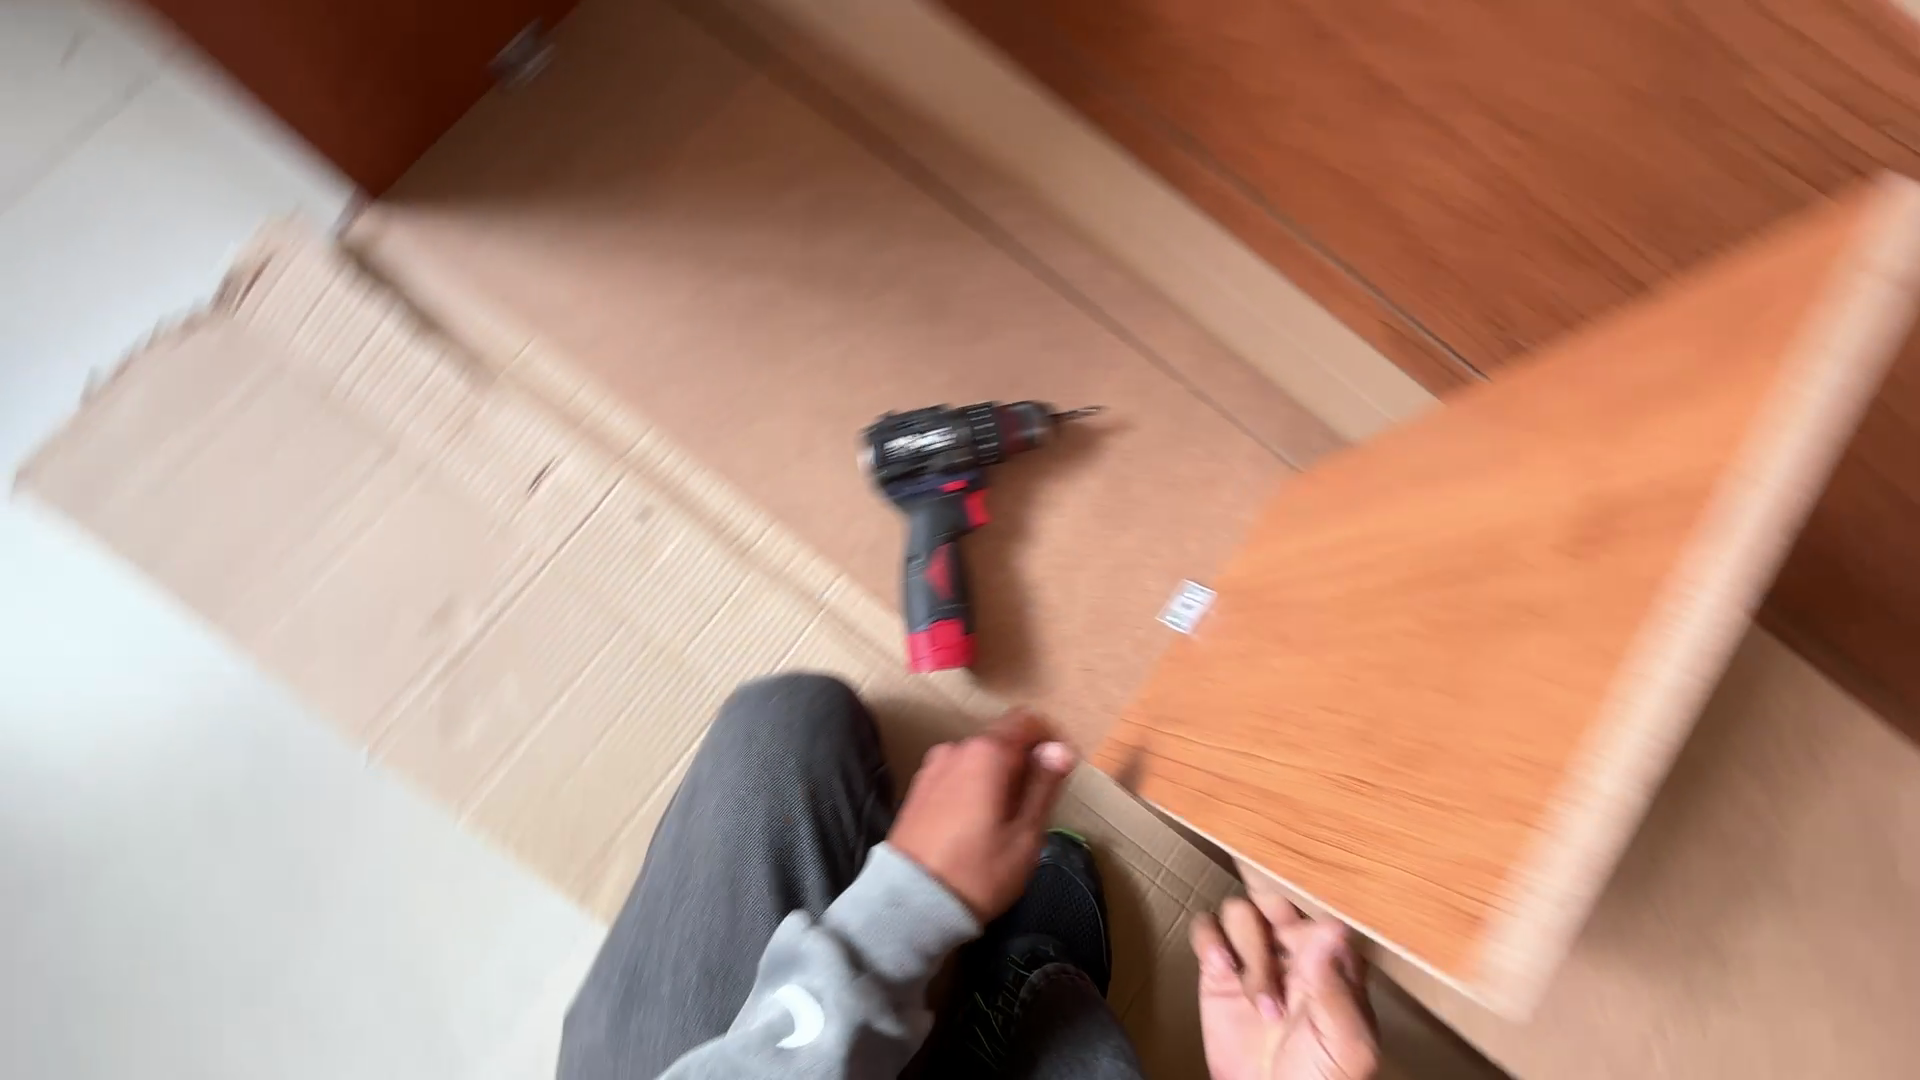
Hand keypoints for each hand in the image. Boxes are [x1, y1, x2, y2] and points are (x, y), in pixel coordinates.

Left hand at [887, 711, 1077, 919]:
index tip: (1058, 773)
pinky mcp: (918, 788)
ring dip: (997, 778)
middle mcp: (956, 748)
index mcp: (987, 753)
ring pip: (978, 759)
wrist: (910, 903)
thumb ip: (1044, 786)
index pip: (1027, 722)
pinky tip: (974, 826)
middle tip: (1032, 810)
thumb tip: (1061, 749)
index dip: (1049, 741)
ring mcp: (932, 767)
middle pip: (1002, 740)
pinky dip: (973, 788)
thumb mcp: (1024, 835)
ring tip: (1003, 823)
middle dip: (1022, 765)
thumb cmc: (978, 872)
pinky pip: (957, 775)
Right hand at [1190, 894, 1378, 1079]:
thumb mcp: (1345, 1046)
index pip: (1319, 914)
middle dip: (1270, 922)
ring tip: (1257, 1000)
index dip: (1310, 919)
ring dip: (1246, 948)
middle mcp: (1291, 952)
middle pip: (1272, 901)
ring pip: (1239, 912)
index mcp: (1330, 964)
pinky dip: (1209, 941)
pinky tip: (1222, 970)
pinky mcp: (1217, 969)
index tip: (1305, 942)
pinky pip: (1205, 928)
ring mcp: (1252, 958)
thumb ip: (1336, 989)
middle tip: (1276, 950)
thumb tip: (1332, 930)